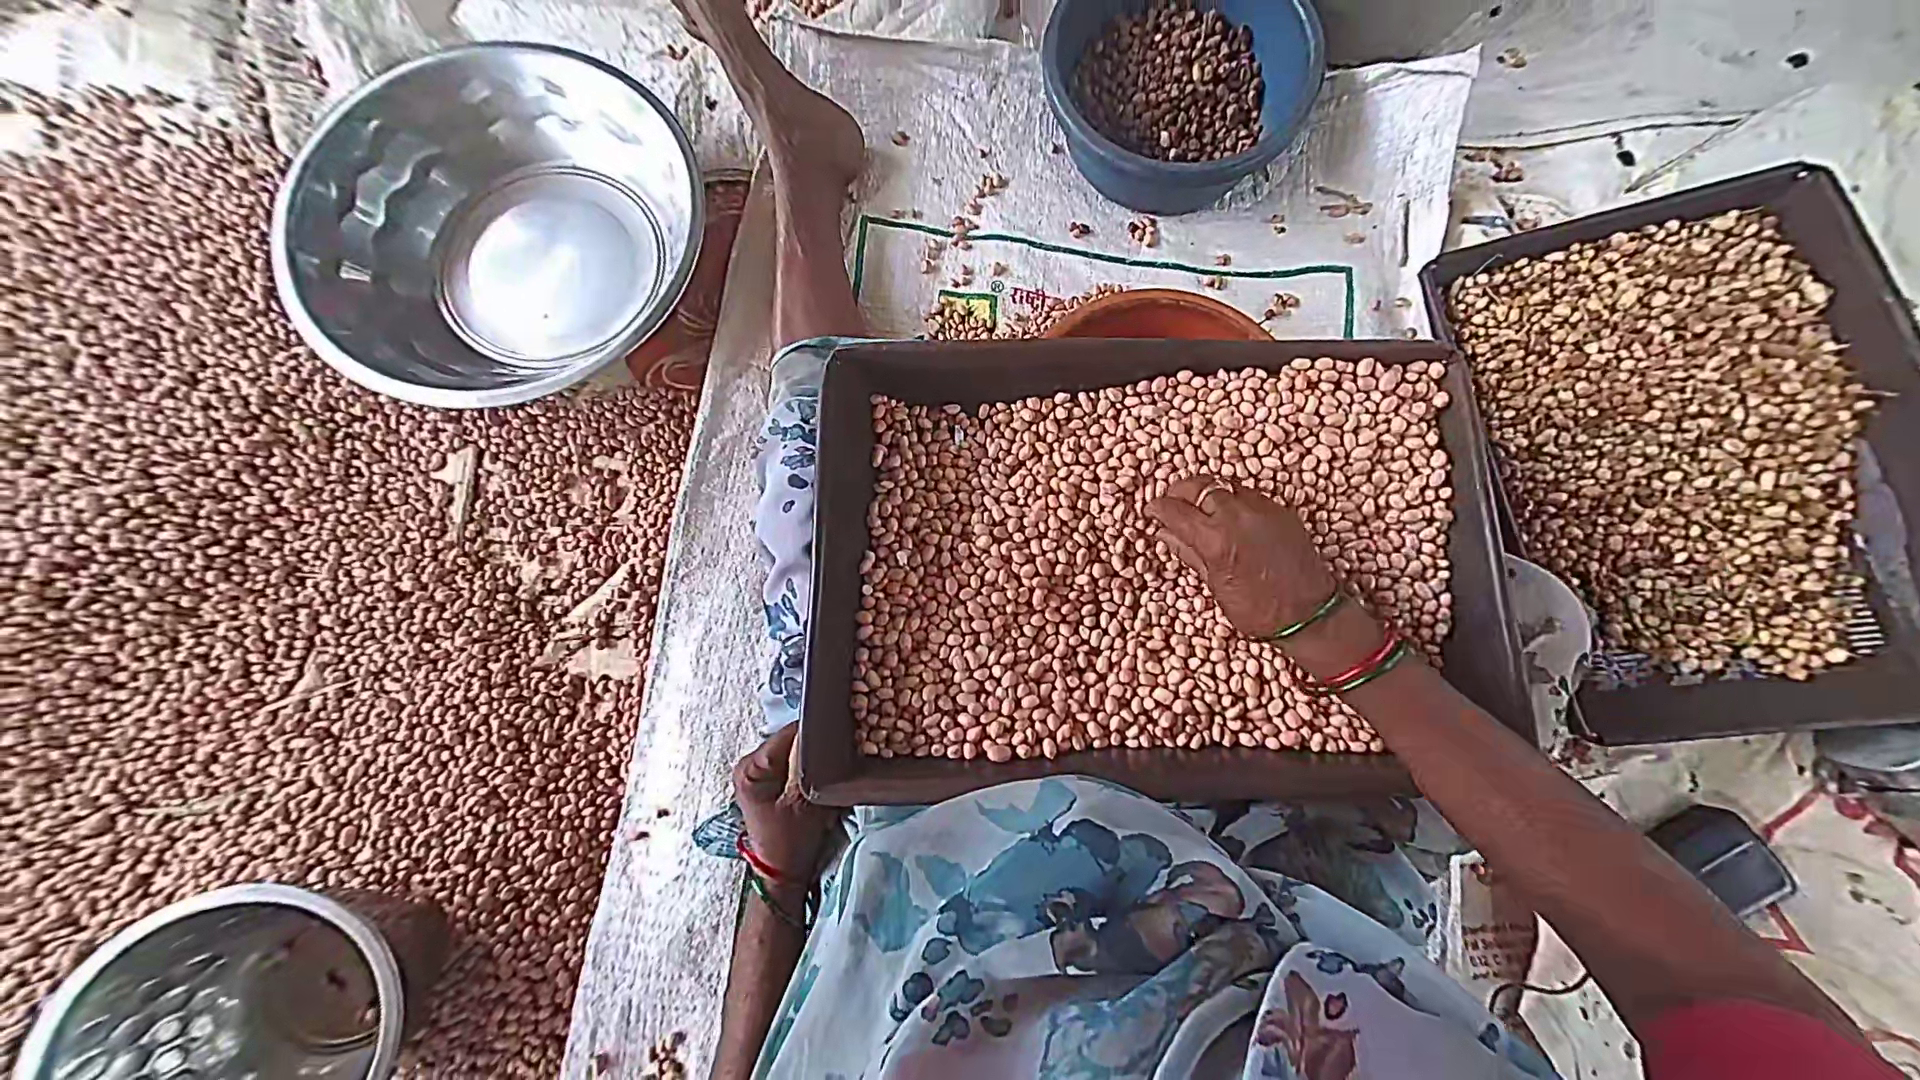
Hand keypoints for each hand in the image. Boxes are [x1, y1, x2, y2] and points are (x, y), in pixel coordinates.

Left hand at [733, 724, 833, 885]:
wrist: (783, 875)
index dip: (818, 730)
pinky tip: (824, 770)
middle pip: (791, 738)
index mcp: (751, 768)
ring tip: (836, 758)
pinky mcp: (769, 780)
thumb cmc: (790, 843)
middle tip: (842, 745)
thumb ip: (811, 765)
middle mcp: (750, 764)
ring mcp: (758, 772)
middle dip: (816, 742)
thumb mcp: (805, 801)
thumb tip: (824, 735)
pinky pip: (793, 760)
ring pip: (794, 748)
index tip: (841, 732)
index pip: (789, 732)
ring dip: (814, 753)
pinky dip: (809, 764)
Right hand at [1146, 476, 1338, 638]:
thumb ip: (1190, 552)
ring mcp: (1261, 510)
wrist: (1308, 614)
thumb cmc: (1259, 609)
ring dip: (1206, 492)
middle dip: (1179, 492)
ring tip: (1198, 507)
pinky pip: (1247, 493)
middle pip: (1198, 486)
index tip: (1153, 510)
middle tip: (1172, 503)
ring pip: (1223, 485)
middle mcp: (1237, 518)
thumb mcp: (1214, 584)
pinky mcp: (1279, 511)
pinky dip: (1230, 499)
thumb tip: (1166, 534)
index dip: (1158, 508)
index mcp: (1215, 540)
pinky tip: (1226, 515)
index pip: (1175, 510)